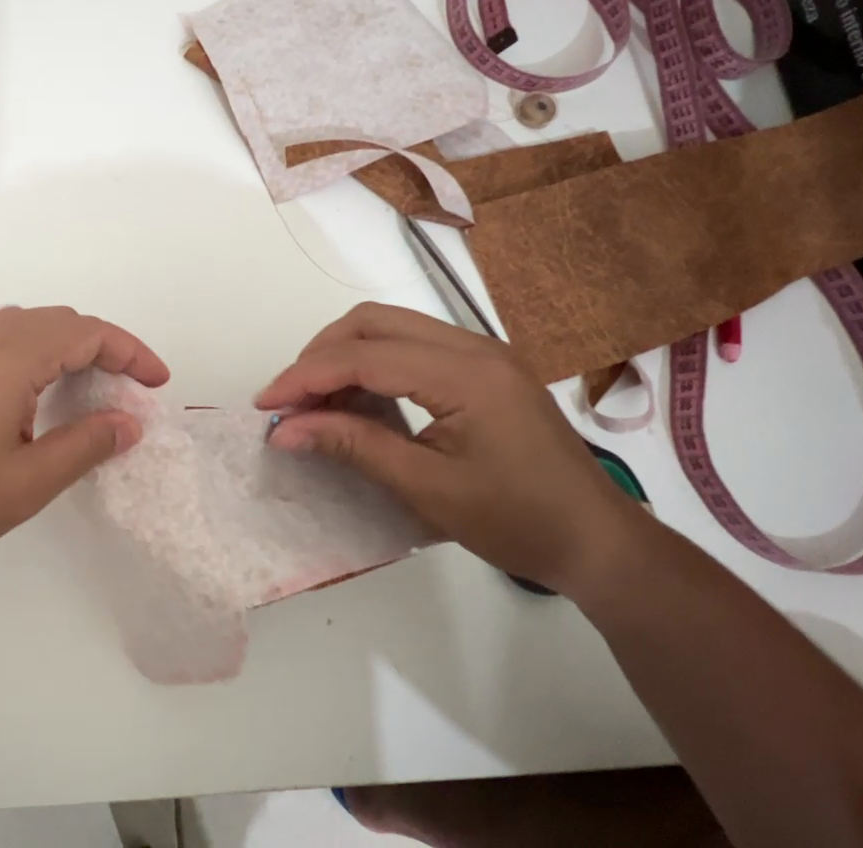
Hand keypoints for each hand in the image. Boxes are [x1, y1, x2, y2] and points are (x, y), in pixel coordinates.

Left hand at [0, 306, 168, 590]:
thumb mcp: (28, 482)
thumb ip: (85, 445)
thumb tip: (128, 422)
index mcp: (10, 358)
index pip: (85, 332)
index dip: (129, 351)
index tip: (156, 383)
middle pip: (52, 321)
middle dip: (99, 347)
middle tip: (125, 391)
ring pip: (12, 323)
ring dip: (53, 342)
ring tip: (76, 381)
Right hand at [255, 303, 651, 594]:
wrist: (597, 541)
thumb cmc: (516, 520)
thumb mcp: (426, 488)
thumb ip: (353, 446)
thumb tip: (283, 430)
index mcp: (464, 373)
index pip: (364, 356)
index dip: (305, 377)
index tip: (264, 406)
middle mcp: (473, 346)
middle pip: (373, 322)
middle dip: (320, 355)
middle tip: (290, 401)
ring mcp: (482, 354)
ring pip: (390, 327)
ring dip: (344, 356)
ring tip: (315, 403)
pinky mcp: (483, 370)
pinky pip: (412, 347)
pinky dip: (372, 366)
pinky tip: (357, 403)